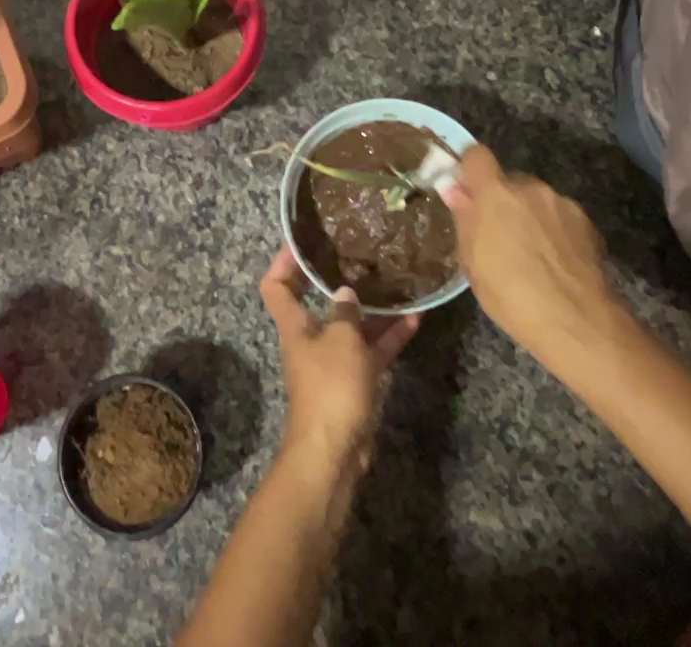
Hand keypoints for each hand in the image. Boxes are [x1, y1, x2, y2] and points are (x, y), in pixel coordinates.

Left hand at [259, 248, 419, 469]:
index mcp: (294, 326)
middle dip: (334, 280)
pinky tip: (416, 318)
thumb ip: (346, 313)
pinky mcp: (354, 382)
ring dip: (372, 309)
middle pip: (315, 303)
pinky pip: (371, 351)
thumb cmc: (331, 386)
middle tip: (357, 255)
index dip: (282, 262)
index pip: (275, 286)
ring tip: (397, 283)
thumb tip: (345, 292)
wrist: (335, 449)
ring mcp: (332, 362)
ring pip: (351, 327)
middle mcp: (309, 339)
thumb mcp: (342, 341)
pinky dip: (389, 336)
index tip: (301, 242)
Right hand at [442, 145, 621, 361]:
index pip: (476, 155)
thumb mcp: (472, 260)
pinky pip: (558, 216)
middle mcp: (531, 189)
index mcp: (496, 194)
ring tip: (528, 253)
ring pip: (535, 199)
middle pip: (508, 181)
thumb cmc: (509, 293)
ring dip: (527, 215)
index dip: (468, 169)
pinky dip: (551, 230)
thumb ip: (464, 218)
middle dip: (500, 201)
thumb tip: (453, 189)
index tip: (464, 192)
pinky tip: (552, 260)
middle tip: (496, 236)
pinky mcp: (586, 222)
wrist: (574, 319)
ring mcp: (562, 204)